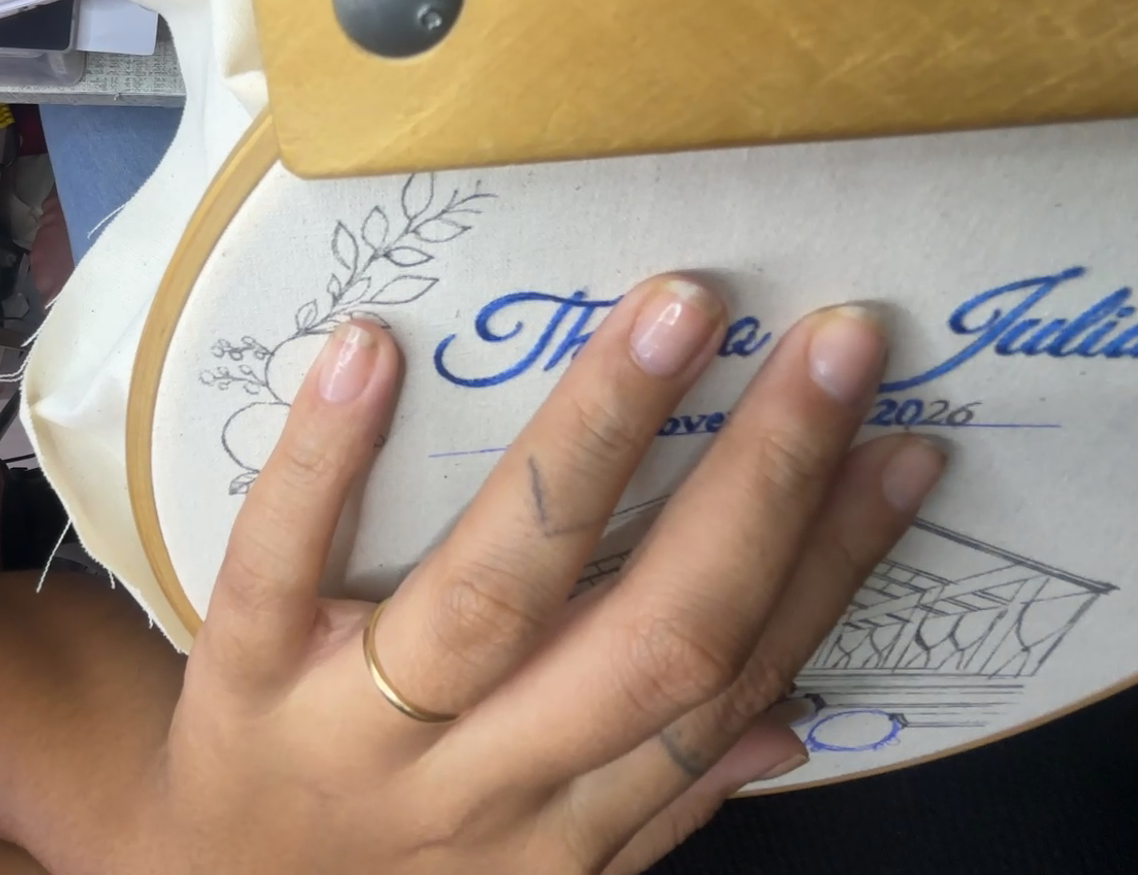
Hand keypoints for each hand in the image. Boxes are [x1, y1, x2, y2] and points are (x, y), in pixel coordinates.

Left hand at [144, 274, 947, 873]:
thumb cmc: (382, 865)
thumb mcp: (533, 863)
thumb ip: (652, 798)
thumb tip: (787, 718)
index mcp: (563, 827)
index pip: (724, 685)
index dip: (829, 570)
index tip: (897, 450)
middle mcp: (475, 782)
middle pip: (643, 632)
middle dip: (754, 480)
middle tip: (821, 343)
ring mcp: (349, 727)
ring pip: (496, 587)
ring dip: (592, 438)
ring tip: (667, 318)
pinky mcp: (241, 672)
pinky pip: (281, 557)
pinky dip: (329, 452)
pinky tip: (368, 347)